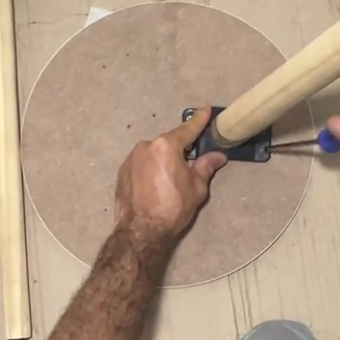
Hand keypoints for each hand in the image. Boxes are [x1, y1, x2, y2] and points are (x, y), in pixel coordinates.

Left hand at [113, 106, 226, 246]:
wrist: (141, 231)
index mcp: (166, 146)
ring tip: (169, 182)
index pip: (187, 129)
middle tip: (188, 166)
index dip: (198, 120)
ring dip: (162, 162)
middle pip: (168, 144)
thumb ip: (205, 167)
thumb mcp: (196, 188)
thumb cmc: (172, 208)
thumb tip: (218, 156)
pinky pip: (140, 165)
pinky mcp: (121, 172)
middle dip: (179, 151)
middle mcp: (146, 146)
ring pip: (152, 154)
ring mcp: (131, 159)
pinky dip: (149, 170)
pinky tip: (154, 186)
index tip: (205, 109)